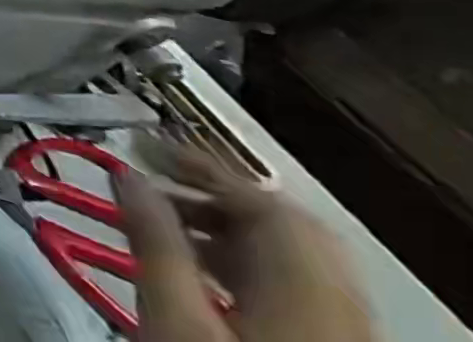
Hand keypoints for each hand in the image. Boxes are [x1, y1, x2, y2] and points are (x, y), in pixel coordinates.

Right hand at [115, 138, 375, 341]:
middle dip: (221, 195)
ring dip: (233, 229)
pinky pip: (302, 289)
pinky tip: (210, 275)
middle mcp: (339, 306)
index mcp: (303, 288)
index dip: (200, 168)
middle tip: (162, 185)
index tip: (143, 150)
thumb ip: (152, 240)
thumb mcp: (173, 320)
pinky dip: (251, 263)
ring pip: (298, 258)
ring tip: (174, 224)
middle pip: (290, 226)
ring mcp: (346, 336)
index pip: (261, 203)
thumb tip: (127, 174)